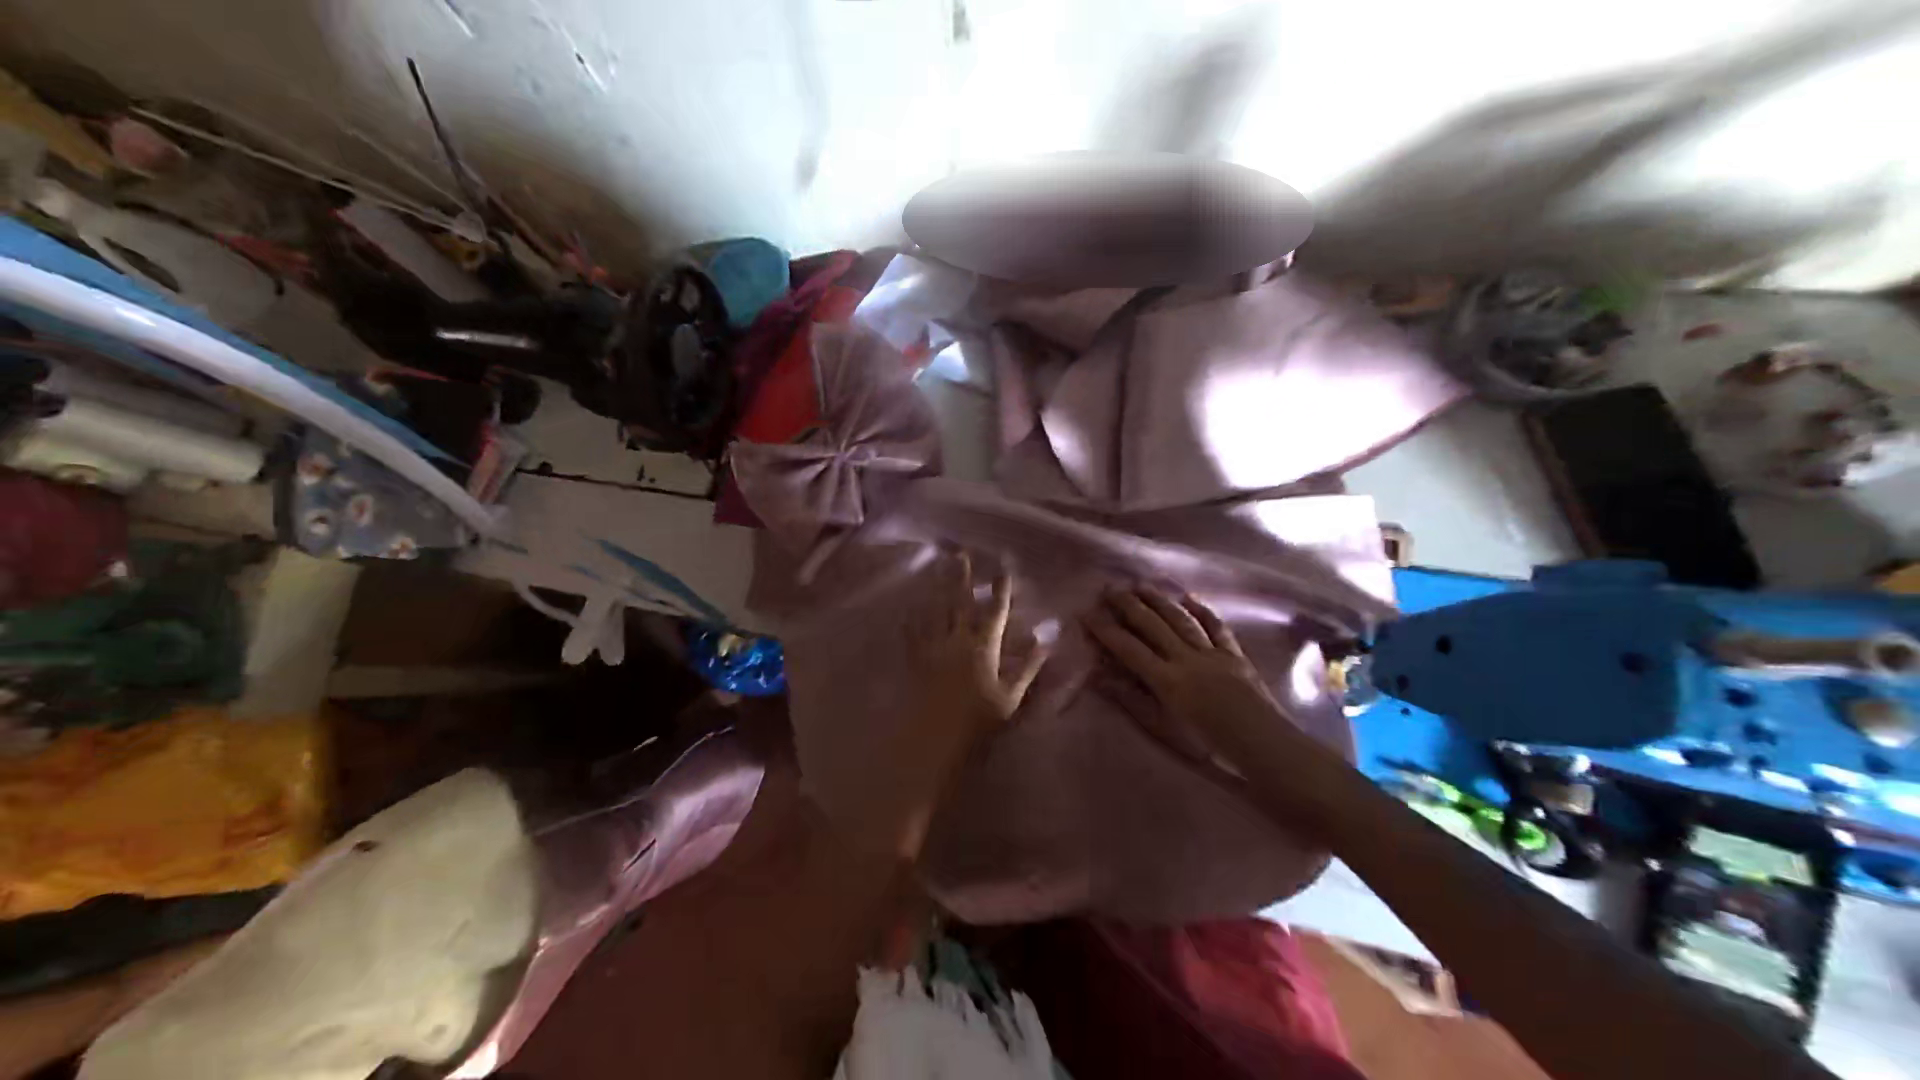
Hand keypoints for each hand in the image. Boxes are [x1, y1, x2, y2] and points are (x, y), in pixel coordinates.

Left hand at [910, 550, 1047, 735]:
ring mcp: (934, 647)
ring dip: (937, 587)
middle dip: (962, 577)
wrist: (935, 736)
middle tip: (960, 554)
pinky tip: (909, 605)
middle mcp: (958, 640)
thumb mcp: (1011, 697)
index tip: (1003, 568)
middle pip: (960, 602)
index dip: (1000, 590)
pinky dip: (911, 617)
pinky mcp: (916, 658)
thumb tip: (1046, 642)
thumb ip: (1028, 668)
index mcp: (984, 647)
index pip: (995, 612)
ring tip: (936, 567)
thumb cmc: (978, 719)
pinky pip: (912, 632)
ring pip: (936, 610)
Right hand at [1085, 586, 1353, 837]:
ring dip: (1158, 600)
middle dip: (1128, 605)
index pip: (1128, 648)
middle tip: (1109, 588)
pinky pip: (1215, 626)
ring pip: (1180, 619)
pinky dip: (1201, 611)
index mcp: (1166, 680)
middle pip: (1152, 625)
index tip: (1087, 613)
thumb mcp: (1163, 728)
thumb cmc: (1208, 745)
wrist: (1264, 746)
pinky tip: (1189, 598)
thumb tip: (1101, 675)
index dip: (1106, 630)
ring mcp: (1212, 653)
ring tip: (1140, 585)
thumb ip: (1132, 699)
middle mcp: (1186, 658)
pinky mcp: (1234, 654)